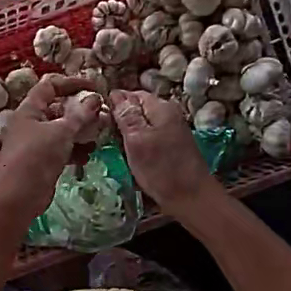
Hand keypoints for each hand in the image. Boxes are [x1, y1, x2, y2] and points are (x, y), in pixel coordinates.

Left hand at [0, 75, 99, 221]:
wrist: (16, 196)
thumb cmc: (35, 156)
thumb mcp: (61, 131)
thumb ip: (80, 115)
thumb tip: (95, 99)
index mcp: (30, 110)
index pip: (51, 86)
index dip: (72, 83)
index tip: (94, 87)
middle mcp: (32, 124)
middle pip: (59, 109)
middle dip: (81, 111)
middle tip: (102, 114)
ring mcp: (37, 144)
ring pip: (63, 131)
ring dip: (81, 132)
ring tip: (99, 135)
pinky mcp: (43, 163)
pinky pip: (63, 150)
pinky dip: (75, 150)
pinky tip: (88, 155)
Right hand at [111, 90, 222, 218]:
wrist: (192, 198)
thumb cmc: (162, 169)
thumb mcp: (137, 140)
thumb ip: (126, 115)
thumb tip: (114, 93)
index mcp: (160, 107)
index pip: (130, 94)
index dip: (113, 104)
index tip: (98, 120)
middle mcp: (168, 113)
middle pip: (136, 109)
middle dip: (119, 120)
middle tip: (103, 136)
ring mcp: (171, 129)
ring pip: (141, 124)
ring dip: (127, 134)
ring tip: (114, 148)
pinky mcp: (171, 145)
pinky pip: (149, 137)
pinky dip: (137, 144)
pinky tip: (130, 156)